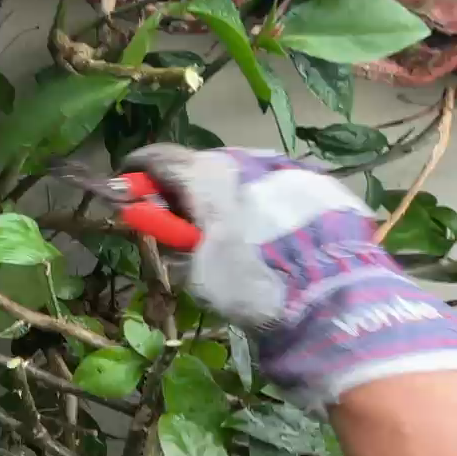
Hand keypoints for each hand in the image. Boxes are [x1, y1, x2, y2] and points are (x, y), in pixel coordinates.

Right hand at [123, 144, 456, 411]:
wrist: (332, 297)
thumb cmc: (251, 282)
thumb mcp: (195, 261)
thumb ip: (169, 228)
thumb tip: (140, 208)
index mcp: (209, 173)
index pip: (160, 158)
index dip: (138, 173)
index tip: (124, 188)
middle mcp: (248, 158)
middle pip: (203, 163)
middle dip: (184, 187)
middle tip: (177, 218)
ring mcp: (289, 168)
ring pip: (242, 173)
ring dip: (225, 194)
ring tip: (225, 228)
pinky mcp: (322, 184)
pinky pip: (276, 186)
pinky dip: (260, 202)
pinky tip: (263, 231)